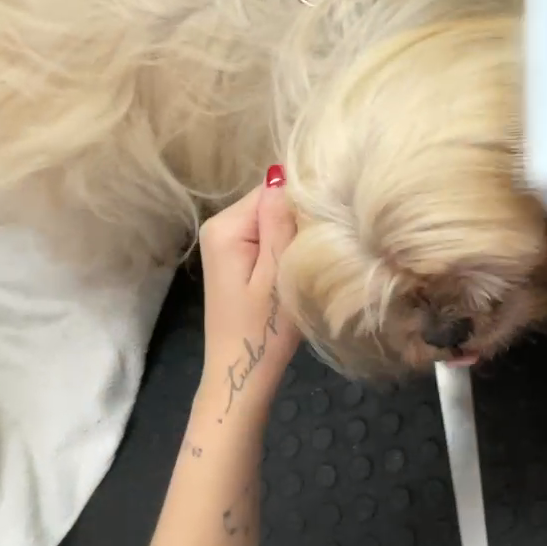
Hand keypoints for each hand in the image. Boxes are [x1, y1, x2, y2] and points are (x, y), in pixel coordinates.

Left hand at [197, 169, 299, 419]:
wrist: (242, 373)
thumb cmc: (263, 329)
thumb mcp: (278, 274)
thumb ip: (280, 223)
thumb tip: (283, 172)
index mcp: (227, 225)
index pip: (275, 188)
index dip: (305, 203)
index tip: (326, 228)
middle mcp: (220, 225)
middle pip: (273, 200)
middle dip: (300, 217)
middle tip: (321, 248)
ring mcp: (226, 241)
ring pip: (274, 217)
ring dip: (296, 232)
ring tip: (313, 258)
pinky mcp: (237, 256)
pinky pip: (269, 234)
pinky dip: (287, 245)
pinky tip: (299, 265)